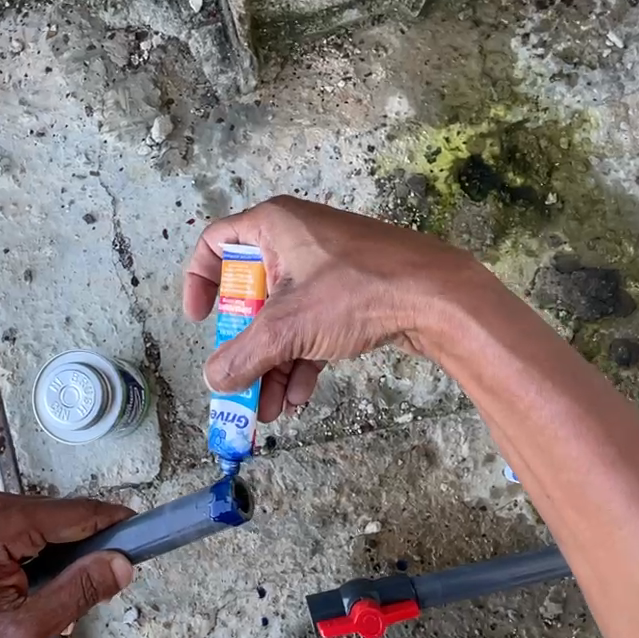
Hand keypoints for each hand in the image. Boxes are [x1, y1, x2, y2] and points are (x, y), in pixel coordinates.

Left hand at [0, 489, 135, 637]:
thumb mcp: (25, 632)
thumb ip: (78, 591)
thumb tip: (122, 564)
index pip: (73, 514)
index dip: (112, 524)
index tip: (143, 532)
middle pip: (56, 517)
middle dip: (80, 551)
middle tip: (92, 592)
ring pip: (38, 524)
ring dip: (56, 557)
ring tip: (54, 602)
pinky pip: (16, 529)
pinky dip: (33, 555)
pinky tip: (32, 590)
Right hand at [182, 196, 484, 418]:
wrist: (439, 297)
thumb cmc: (357, 291)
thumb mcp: (288, 327)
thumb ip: (243, 356)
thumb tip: (214, 381)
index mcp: (273, 226)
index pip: (215, 243)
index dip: (199, 281)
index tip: (200, 320)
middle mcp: (295, 240)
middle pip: (250, 294)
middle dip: (244, 346)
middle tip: (238, 380)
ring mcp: (325, 267)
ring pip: (282, 317)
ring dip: (272, 364)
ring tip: (269, 411)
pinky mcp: (350, 291)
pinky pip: (311, 325)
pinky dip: (301, 359)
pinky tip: (300, 398)